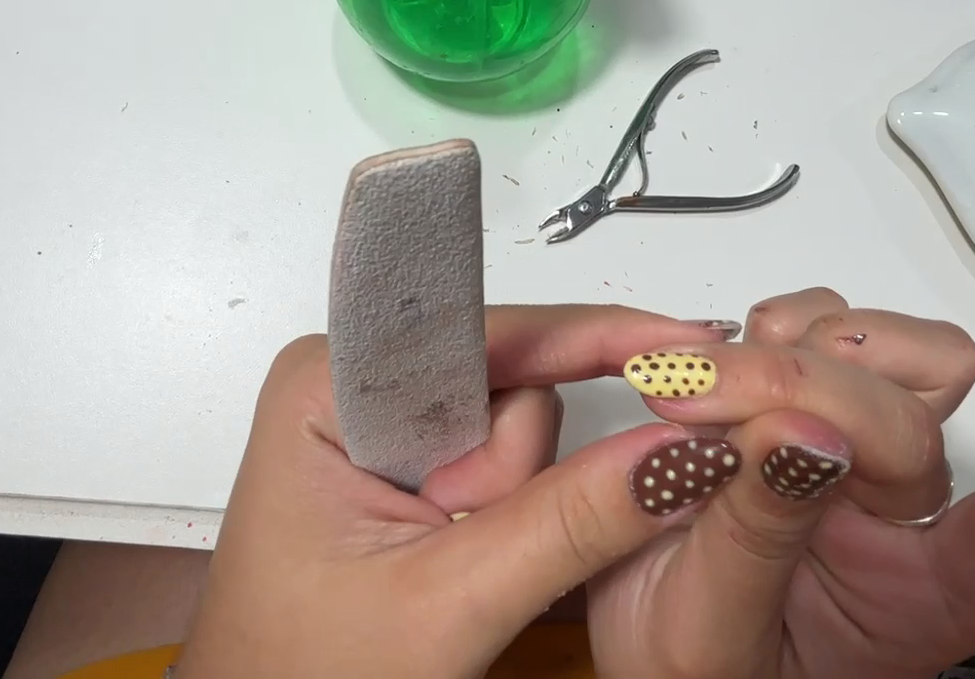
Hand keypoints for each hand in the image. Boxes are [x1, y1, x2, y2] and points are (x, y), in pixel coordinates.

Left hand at [178, 304, 744, 678]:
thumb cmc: (298, 673)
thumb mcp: (443, 604)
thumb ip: (565, 524)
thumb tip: (676, 454)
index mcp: (331, 379)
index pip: (484, 330)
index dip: (586, 338)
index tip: (672, 346)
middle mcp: (356, 376)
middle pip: (508, 372)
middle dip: (519, 470)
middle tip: (473, 545)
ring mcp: (384, 410)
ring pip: (515, 412)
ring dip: (514, 496)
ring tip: (452, 562)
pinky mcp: (409, 445)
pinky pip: (499, 444)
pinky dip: (513, 495)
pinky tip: (474, 540)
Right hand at [587, 288, 974, 678]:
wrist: (625, 604)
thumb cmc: (688, 657)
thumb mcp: (711, 633)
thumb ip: (757, 539)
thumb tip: (797, 433)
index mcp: (922, 591)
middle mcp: (899, 499)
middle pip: (927, 397)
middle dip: (808, 385)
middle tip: (700, 401)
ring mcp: (845, 429)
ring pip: (878, 338)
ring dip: (781, 350)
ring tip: (694, 400)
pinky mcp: (795, 382)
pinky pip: (810, 314)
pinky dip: (757, 329)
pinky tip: (708, 373)